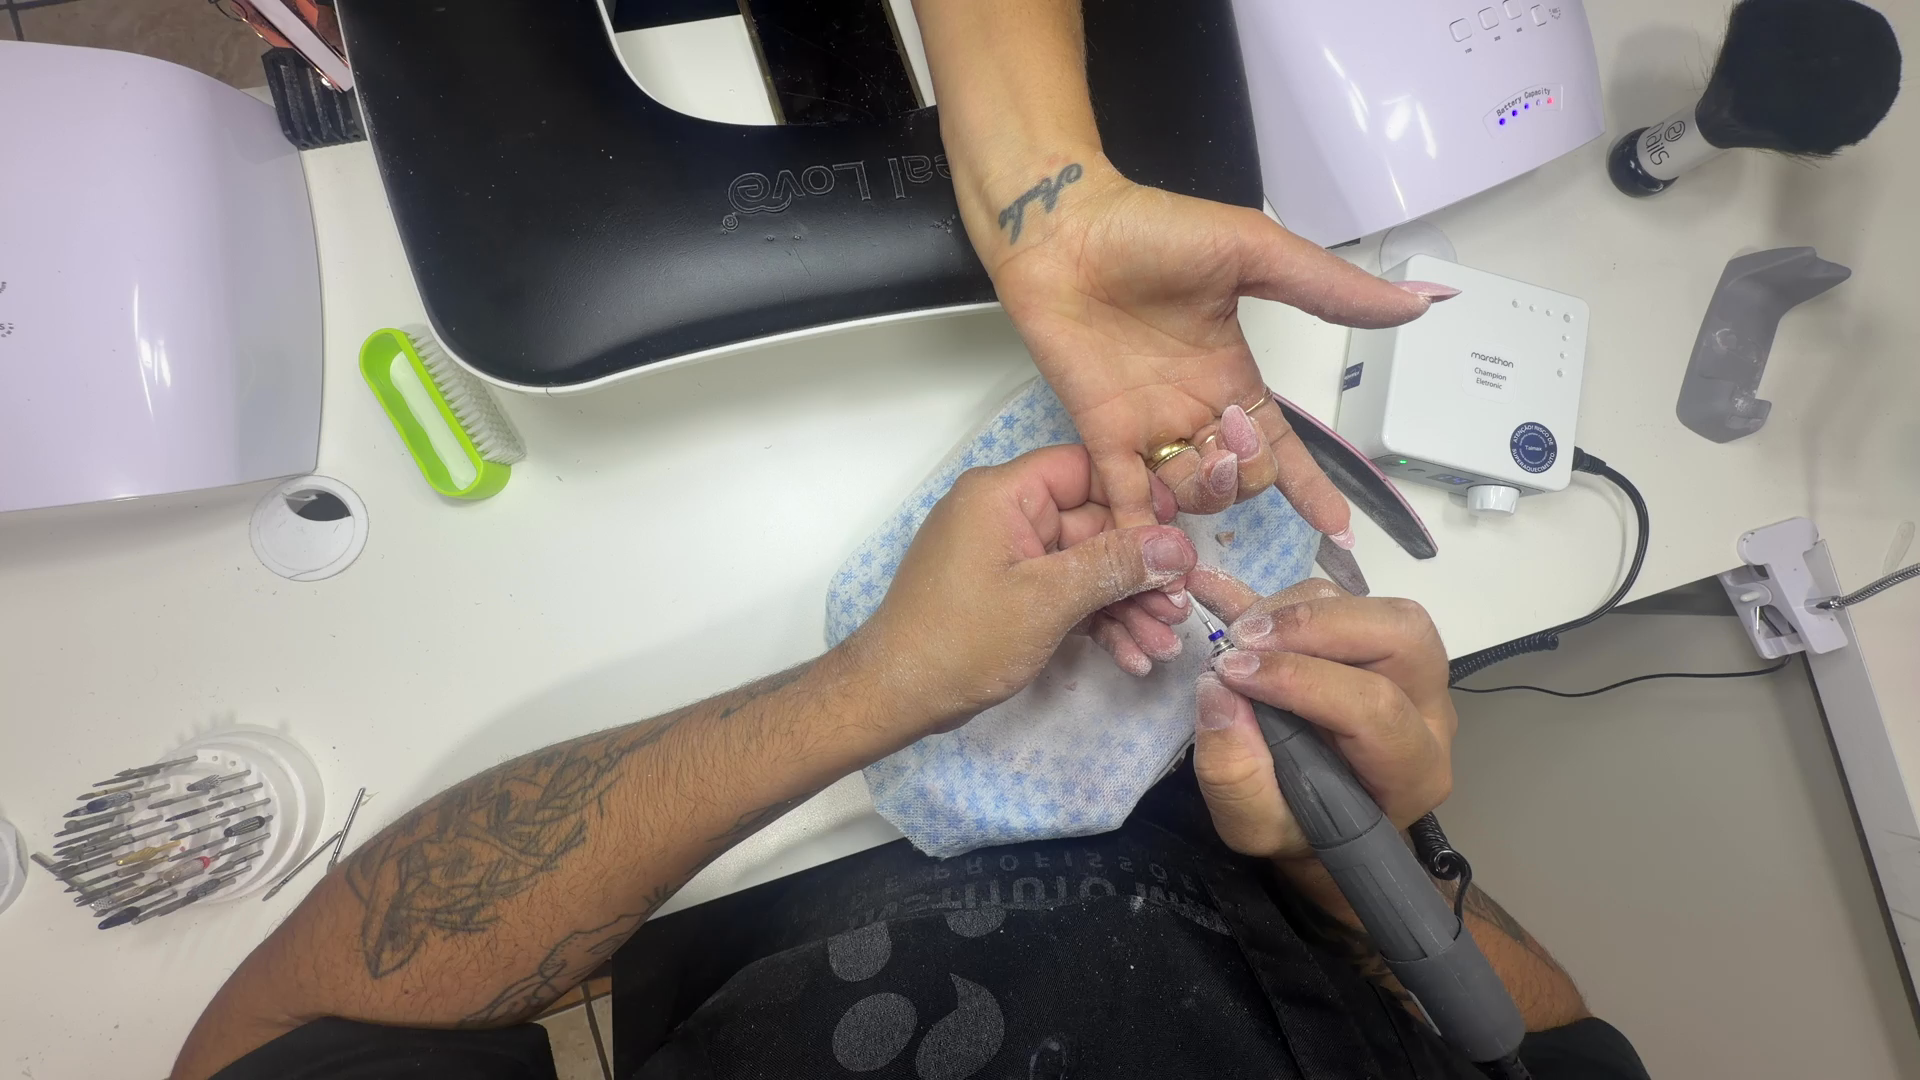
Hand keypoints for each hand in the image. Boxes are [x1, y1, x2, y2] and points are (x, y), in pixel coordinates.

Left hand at [844, 444, 1197, 736]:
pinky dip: (1096, 622)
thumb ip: (1115, 565)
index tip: (1181, 536)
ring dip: (1125, 605)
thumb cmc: (962, 638)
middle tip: (1181, 609)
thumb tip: (1179, 545)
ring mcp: (1009, 556)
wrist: (899, 697)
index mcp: (1003, 494)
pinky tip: (1132, 656)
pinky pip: (1064, 594)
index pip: (1084, 470)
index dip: (1136, 499)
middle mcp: (1007, 516)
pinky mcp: (1011, 592)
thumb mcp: (1046, 599)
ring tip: (1164, 644)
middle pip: (1092, 527)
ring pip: (1084, 568)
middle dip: (1139, 572)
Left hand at [983, 157, 1451, 532]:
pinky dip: (1141, 527)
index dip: (1310, 486)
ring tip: (1197, 457)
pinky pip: (1124, 497)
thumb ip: (1327, 290)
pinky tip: (1157, 545)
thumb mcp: (1254, 254)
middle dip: (1244, 474)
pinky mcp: (1100, 434)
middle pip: (1236, 478)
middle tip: (1228, 435)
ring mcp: (1145, 427)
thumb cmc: (1152, 232)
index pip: (1280, 446)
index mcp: (1231, 377)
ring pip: (1187, 494)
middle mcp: (1191, 411)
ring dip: (1202, 492)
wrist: (1066, 233)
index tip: (1340, 529)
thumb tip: (1420, 303)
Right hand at [1185, 567, 1455, 860]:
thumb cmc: (1294, 827)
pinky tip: (1220, 590)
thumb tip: (1219, 691)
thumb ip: (1234, 773)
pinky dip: (1276, 593)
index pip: (1374, 706)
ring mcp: (1404, 669)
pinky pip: (1335, 597)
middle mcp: (1425, 710)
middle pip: (1402, 635)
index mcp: (1410, 769)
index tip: (1230, 673)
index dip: (1299, 680)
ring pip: (1373, 605)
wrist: (1312, 815)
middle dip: (1316, 624)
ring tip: (1238, 631)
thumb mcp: (1252, 824)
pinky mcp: (1364, 640)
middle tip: (1244, 637)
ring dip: (1297, 606)